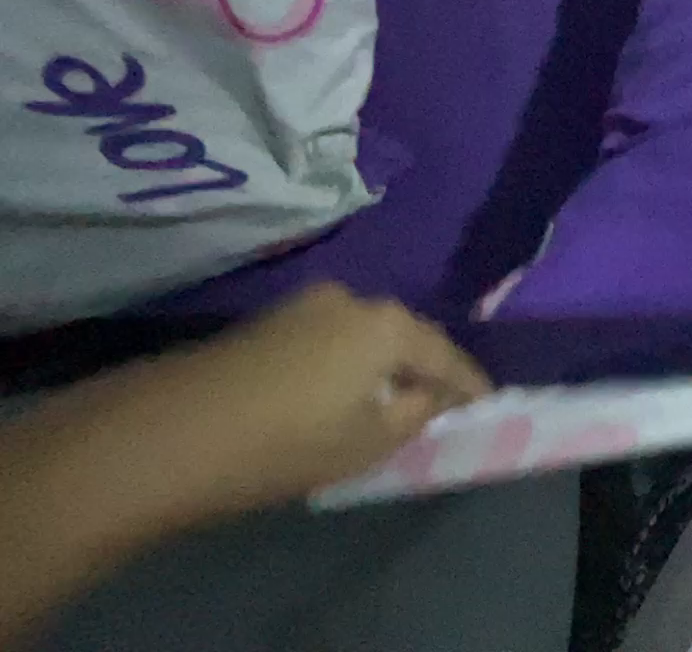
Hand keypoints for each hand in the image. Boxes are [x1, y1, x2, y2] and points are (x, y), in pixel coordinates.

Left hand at [18, 283, 492, 536]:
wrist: (151, 440)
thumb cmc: (283, 442)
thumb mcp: (370, 441)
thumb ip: (418, 411)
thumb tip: (429, 393)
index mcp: (390, 325)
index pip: (448, 356)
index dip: (471, 382)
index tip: (488, 400)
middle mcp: (355, 302)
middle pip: (407, 337)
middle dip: (425, 366)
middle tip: (438, 396)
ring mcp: (304, 307)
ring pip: (366, 335)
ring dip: (381, 361)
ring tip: (388, 391)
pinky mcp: (264, 323)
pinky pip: (329, 339)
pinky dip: (344, 360)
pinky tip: (338, 386)